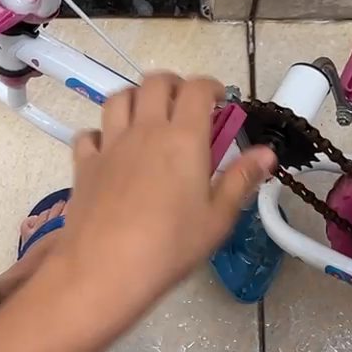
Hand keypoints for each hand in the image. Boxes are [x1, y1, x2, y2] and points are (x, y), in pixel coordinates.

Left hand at [36, 73, 273, 345]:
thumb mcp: (218, 218)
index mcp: (183, 138)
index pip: (197, 89)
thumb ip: (241, 179)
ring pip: (118, 98)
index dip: (211, 86)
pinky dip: (100, 133)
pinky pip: (89, 133)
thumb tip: (267, 152)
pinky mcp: (84, 163)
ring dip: (135, 99)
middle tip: (184, 106)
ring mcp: (110, 144)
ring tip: (147, 118)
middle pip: (154, 82)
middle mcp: (145, 130)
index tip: (219, 101)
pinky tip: (109, 149)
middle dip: (173, 85)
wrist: (105, 269)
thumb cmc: (170, 246)